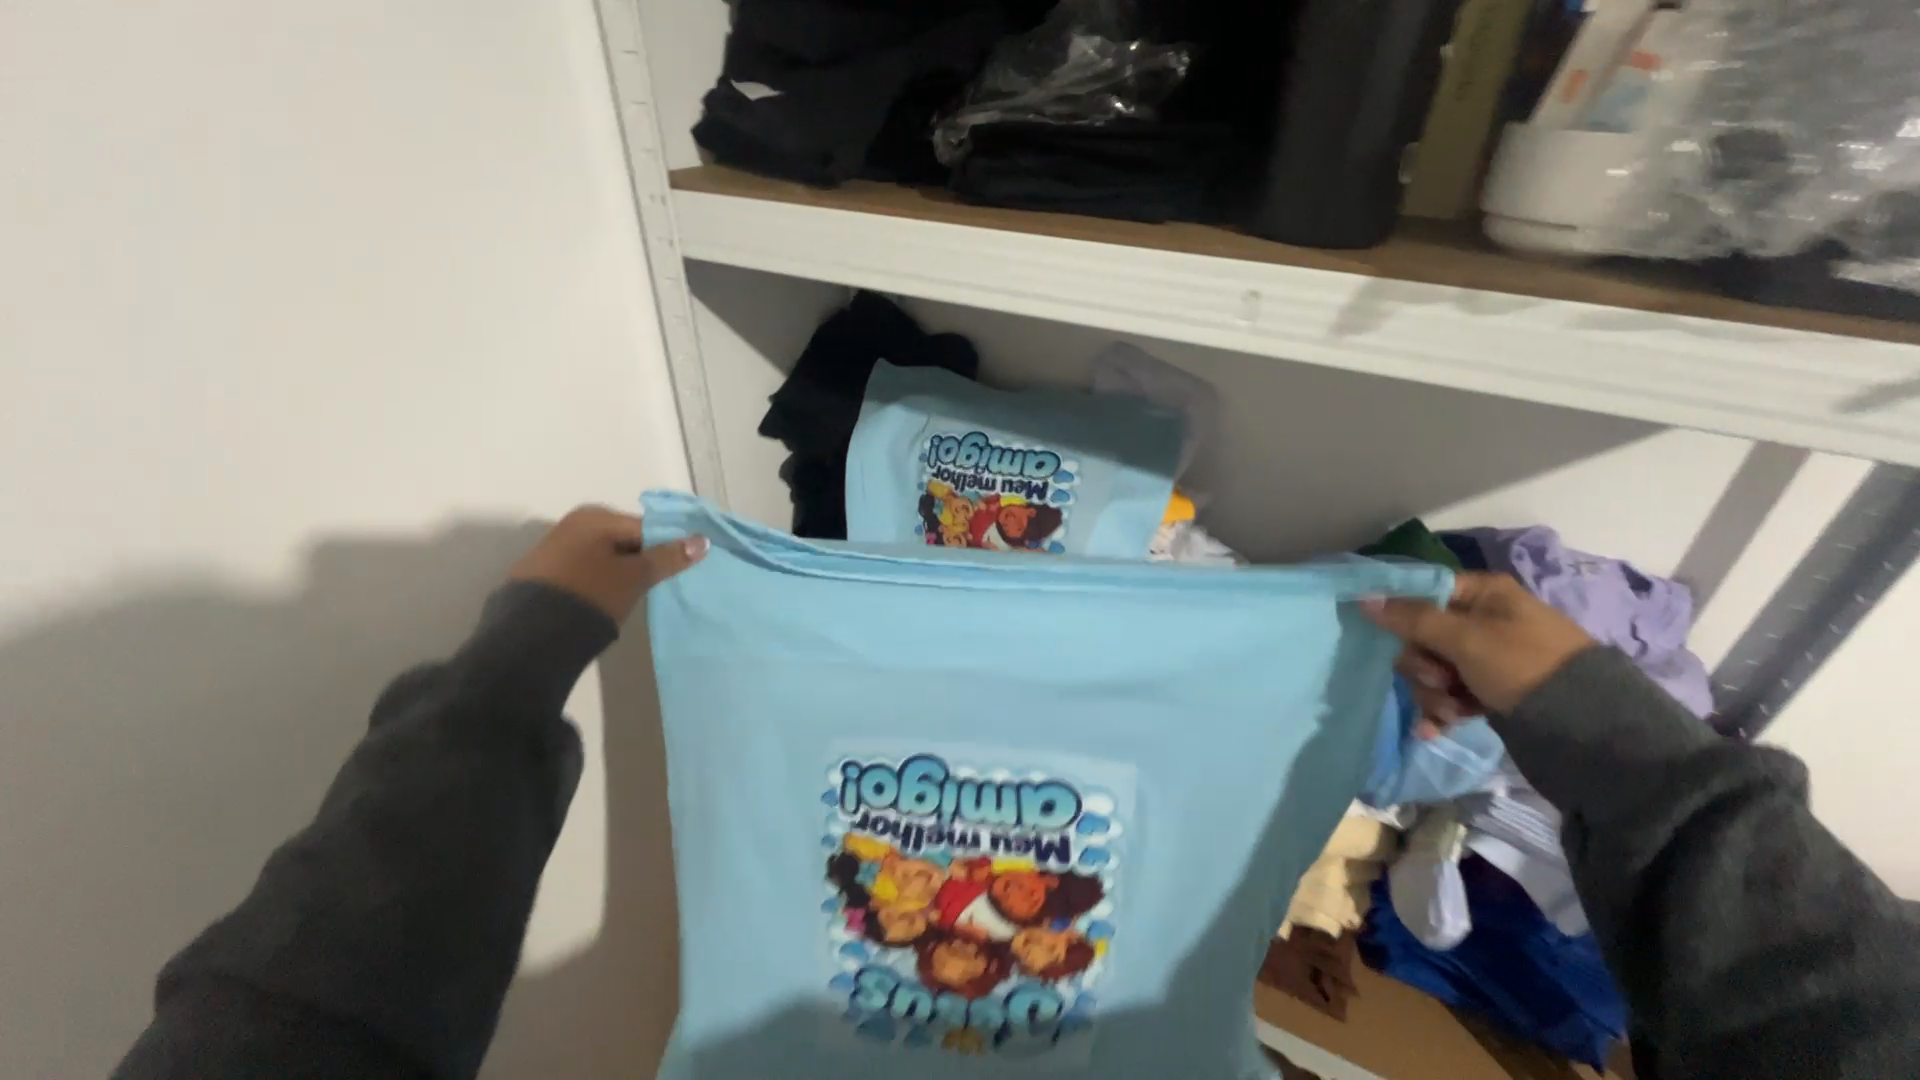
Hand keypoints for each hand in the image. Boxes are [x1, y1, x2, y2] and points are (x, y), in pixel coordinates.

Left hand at [508, 506, 706, 623]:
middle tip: (655, 585)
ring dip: (620, 572)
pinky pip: (584, 570)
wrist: (534, 634)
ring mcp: (553, 548)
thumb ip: (669, 557)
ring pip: (603, 556)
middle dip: (642, 559)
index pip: (646, 527)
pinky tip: (603, 602)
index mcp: (595, 516)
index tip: (676, 571)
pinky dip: (598, 581)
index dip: (666, 548)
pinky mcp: (542, 574)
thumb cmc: (593, 594)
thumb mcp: (637, 576)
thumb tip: (702, 540)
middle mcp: (571, 523)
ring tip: (630, 597)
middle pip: (624, 540)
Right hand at [1360, 572, 1593, 735]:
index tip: (1395, 639)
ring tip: (1450, 713)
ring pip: (1430, 669)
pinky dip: (1441, 710)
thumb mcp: (1466, 639)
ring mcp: (1484, 656)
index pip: (1422, 593)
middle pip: (1420, 637)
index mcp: (1482, 594)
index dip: (1402, 616)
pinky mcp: (1486, 688)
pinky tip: (1437, 729)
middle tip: (1439, 681)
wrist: (1585, 727)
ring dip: (1431, 694)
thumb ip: (1412, 619)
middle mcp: (1481, 619)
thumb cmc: (1523, 666)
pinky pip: (1447, 692)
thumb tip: (1364, 598)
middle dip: (1422, 667)